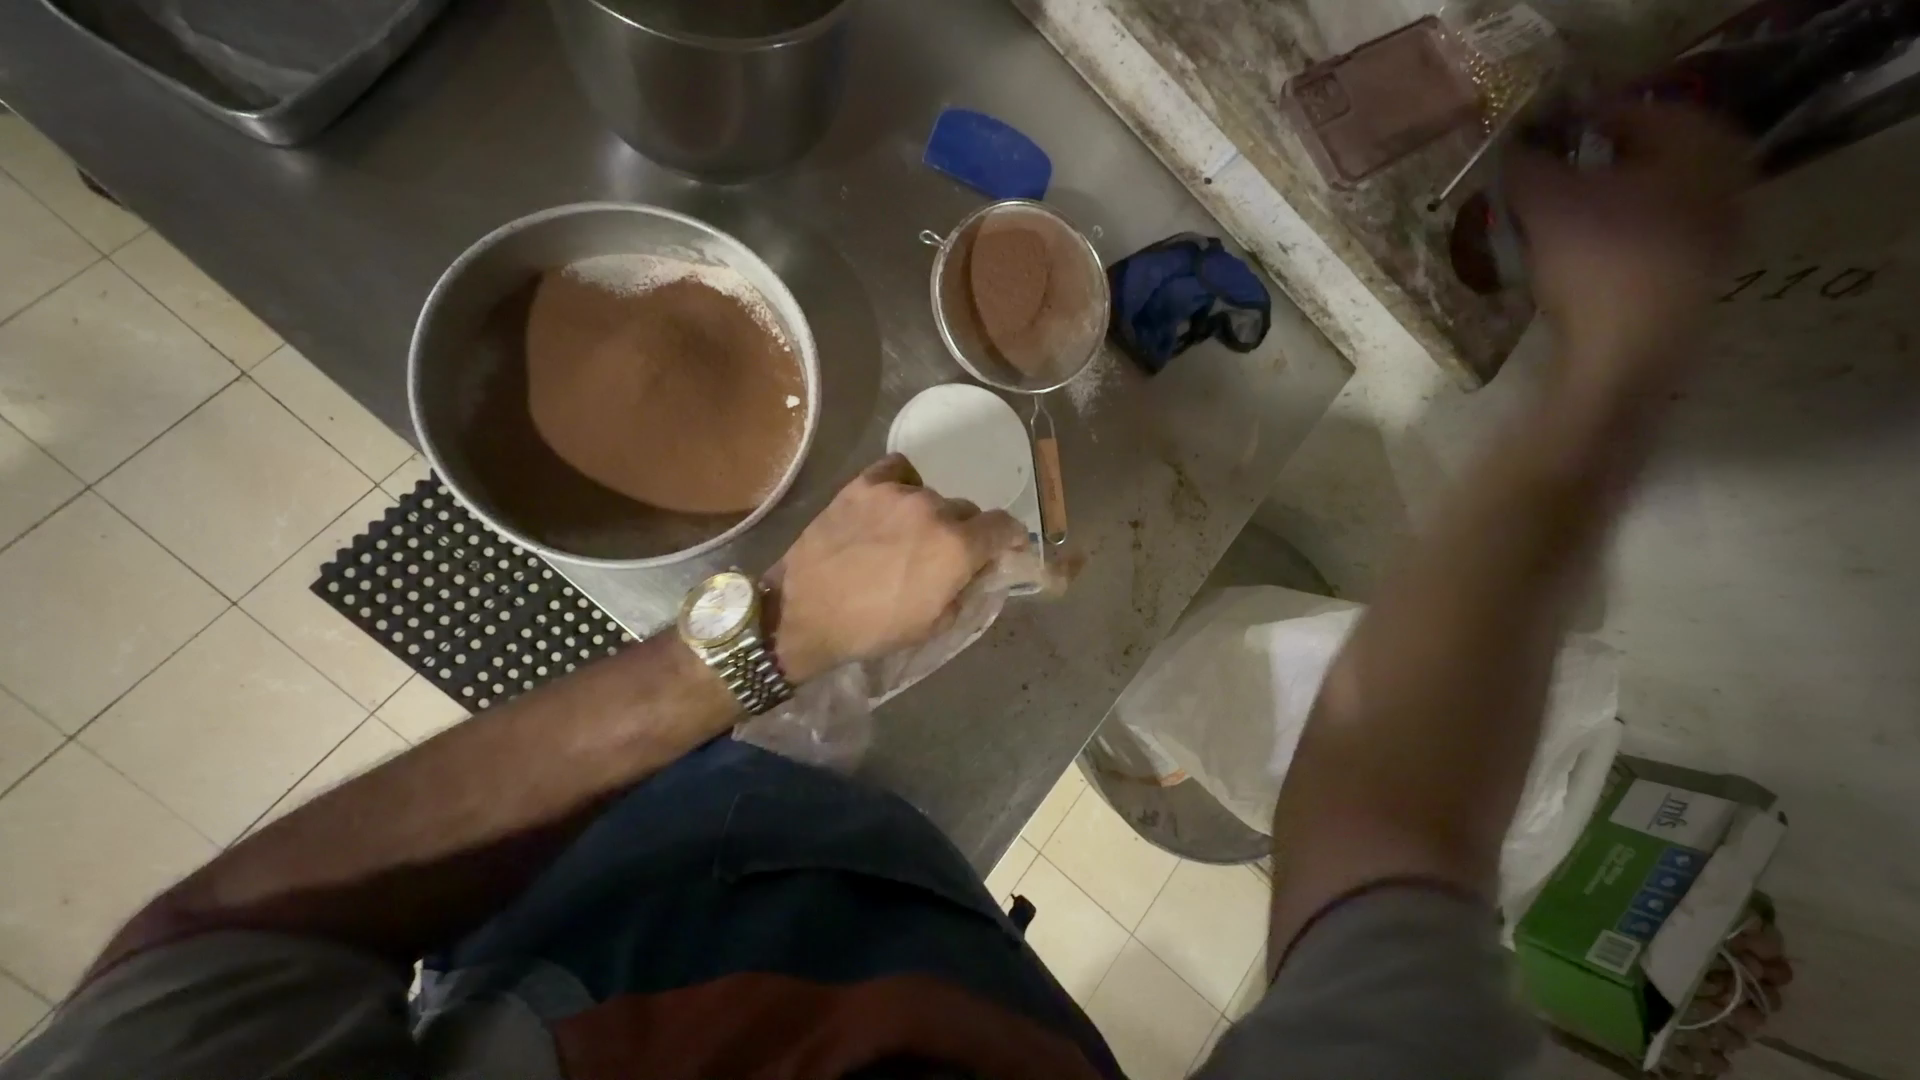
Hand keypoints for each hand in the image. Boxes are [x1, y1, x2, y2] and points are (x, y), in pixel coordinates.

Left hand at [768, 455, 1028, 681]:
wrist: (805, 612)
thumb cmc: (873, 628)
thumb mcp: (934, 625)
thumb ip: (966, 591)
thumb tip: (977, 571)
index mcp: (957, 547)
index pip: (1004, 526)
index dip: (1010, 538)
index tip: (1005, 548)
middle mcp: (934, 510)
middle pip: (966, 510)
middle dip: (964, 532)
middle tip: (942, 555)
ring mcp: (897, 493)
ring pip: (932, 495)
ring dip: (929, 514)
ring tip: (904, 536)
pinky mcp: (863, 485)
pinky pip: (899, 471)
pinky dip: (903, 484)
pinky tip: (892, 503)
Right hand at [1505, 102, 1750, 393]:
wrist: (1626, 350)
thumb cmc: (1594, 262)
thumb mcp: (1543, 205)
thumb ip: (1526, 167)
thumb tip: (1512, 150)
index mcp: (1697, 147)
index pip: (1642, 111)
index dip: (1590, 117)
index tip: (1549, 130)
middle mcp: (1724, 179)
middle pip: (1658, 154)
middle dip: (1608, 160)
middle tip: (1563, 170)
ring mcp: (1720, 230)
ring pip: (1660, 197)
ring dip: (1615, 199)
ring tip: (1569, 212)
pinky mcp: (1701, 273)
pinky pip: (1660, 234)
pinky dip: (1625, 232)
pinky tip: (1588, 251)